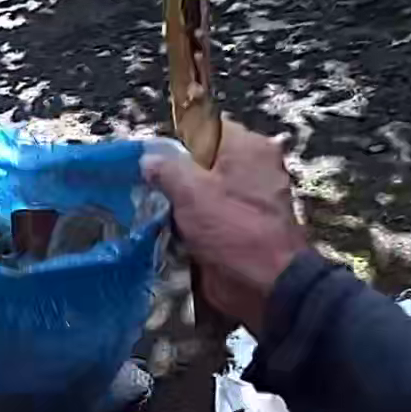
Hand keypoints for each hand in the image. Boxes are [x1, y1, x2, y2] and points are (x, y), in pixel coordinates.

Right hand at [143, 120, 307, 332]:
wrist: (262, 283)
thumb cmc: (230, 228)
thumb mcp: (190, 191)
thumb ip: (166, 169)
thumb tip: (148, 159)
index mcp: (248, 148)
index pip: (206, 128)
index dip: (176, 142)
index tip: (153, 163)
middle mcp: (253, 168)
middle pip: (203, 163)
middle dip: (175, 177)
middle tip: (149, 191)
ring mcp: (249, 200)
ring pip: (203, 192)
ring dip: (180, 205)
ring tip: (156, 214)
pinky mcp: (242, 227)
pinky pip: (209, 217)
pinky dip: (192, 224)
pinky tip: (172, 234)